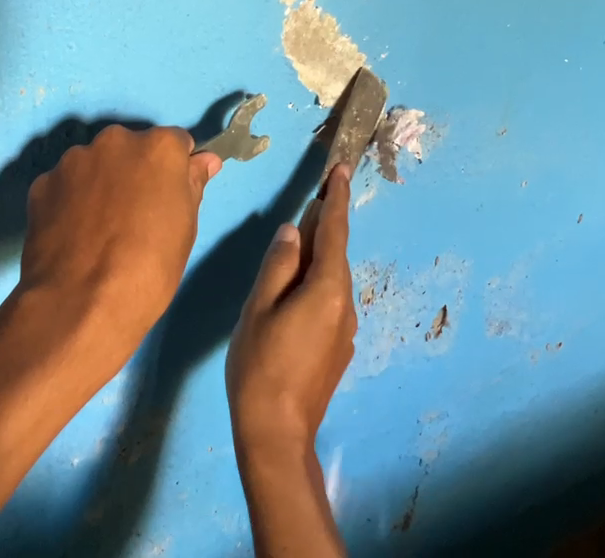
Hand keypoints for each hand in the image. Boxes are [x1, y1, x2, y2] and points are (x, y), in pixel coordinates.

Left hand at [20, 124, 221, 366]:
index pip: (176, 144)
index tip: (169, 198)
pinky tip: (73, 236)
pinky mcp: (42, 183)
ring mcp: (74, 160)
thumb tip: (204, 161)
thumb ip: (192, 184)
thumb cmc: (149, 267)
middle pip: (131, 149)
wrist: (80, 303)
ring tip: (98, 230)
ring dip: (99, 184)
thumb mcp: (186, 228)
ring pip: (94, 165)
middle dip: (134, 172)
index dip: (175, 171)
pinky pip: (64, 186)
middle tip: (134, 216)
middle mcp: (115, 141)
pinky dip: (69, 202)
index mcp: (158, 147)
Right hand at [226, 164, 357, 454]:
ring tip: (294, 243)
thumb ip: (278, 264)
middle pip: (335, 254)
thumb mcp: (259, 307)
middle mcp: (345, 304)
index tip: (339, 171)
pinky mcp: (338, 347)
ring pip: (332, 278)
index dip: (335, 199)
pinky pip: (329, 300)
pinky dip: (316, 282)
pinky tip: (294, 288)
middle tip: (310, 200)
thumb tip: (294, 230)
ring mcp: (345, 328)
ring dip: (318, 255)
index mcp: (328, 289)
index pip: (335, 232)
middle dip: (324, 225)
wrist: (278, 433)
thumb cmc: (260, 364)